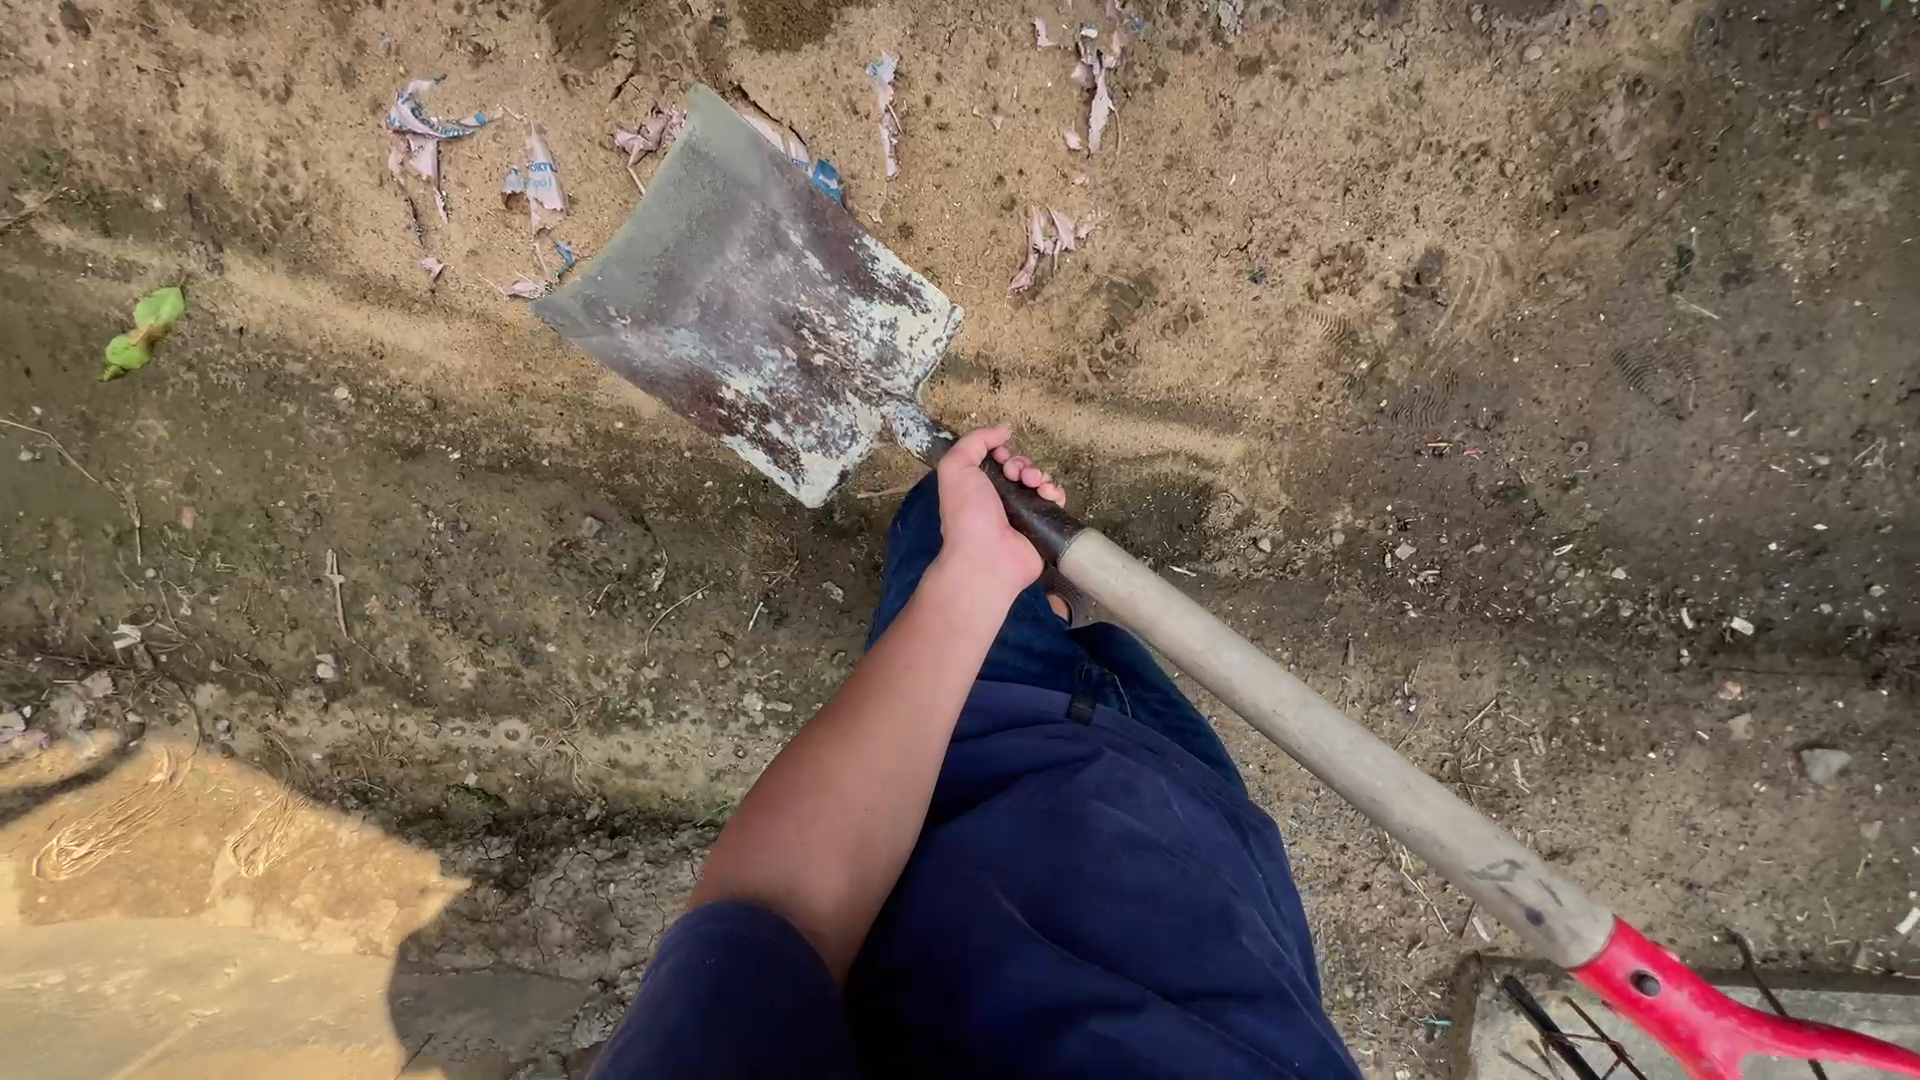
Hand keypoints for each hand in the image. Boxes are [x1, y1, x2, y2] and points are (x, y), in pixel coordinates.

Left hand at [932, 426, 1067, 603]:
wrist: (987, 556)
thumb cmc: (968, 513)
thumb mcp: (956, 467)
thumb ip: (974, 442)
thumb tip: (1003, 431)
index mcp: (978, 485)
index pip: (998, 460)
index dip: (1003, 452)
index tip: (1002, 458)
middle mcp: (1000, 499)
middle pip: (1020, 468)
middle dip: (1022, 464)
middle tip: (1016, 475)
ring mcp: (1023, 513)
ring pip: (1039, 482)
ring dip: (1039, 475)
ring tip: (1033, 484)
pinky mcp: (1043, 526)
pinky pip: (1055, 501)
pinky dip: (1055, 493)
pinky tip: (1048, 495)